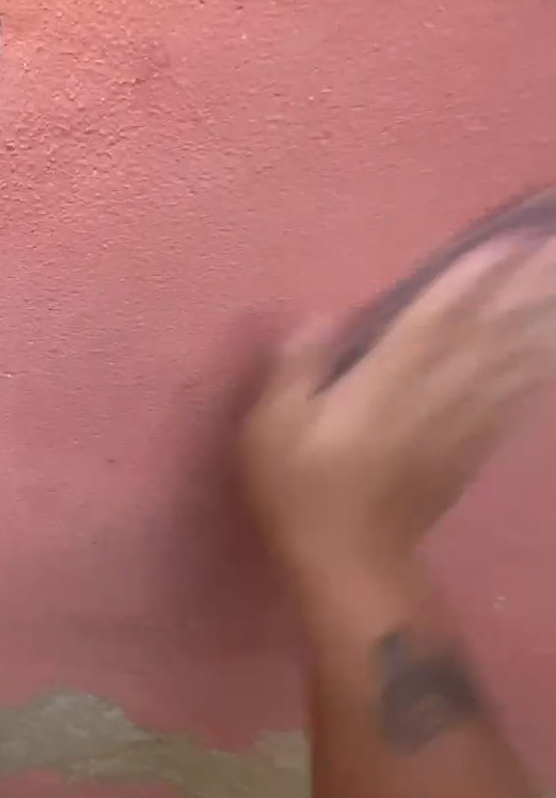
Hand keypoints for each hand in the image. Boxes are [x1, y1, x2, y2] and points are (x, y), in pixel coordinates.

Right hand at [242, 238, 555, 585]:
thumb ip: (296, 370)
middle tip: (553, 244)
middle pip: (489, 334)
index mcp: (381, 388)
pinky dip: (539, 362)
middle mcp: (435, 397)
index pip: (433, 323)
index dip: (468, 282)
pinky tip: (548, 343)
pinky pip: (517, 391)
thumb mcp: (270, 427)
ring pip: (516, 358)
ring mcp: (464, 422)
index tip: (504, 242)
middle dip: (523, 288)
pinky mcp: (474, 442)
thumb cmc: (295, 485)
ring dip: (541, 317)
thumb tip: (320, 318)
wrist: (351, 554)